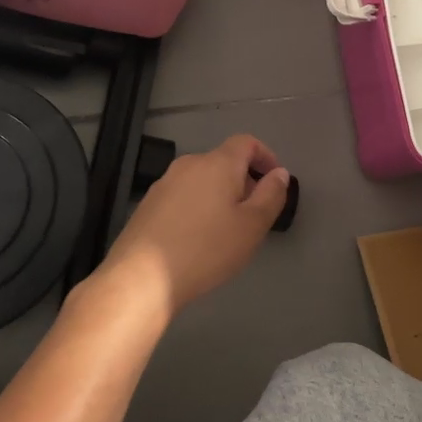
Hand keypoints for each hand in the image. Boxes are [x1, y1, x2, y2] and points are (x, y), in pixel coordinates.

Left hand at [94, 134, 290, 316]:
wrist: (141, 278)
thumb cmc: (206, 249)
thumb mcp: (252, 226)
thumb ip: (271, 195)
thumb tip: (279, 173)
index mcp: (217, 163)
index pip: (246, 142)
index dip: (266, 156)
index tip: (275, 182)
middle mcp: (189, 164)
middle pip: (223, 162)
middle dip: (243, 182)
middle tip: (254, 215)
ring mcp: (164, 183)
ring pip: (202, 180)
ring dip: (220, 196)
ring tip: (226, 231)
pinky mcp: (147, 205)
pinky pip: (182, 196)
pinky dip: (197, 208)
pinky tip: (197, 240)